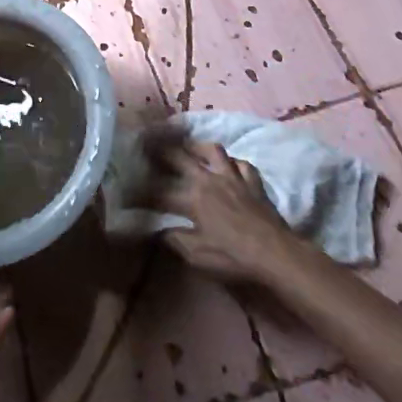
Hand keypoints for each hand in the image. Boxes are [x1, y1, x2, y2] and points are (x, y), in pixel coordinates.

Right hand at [150, 134, 298, 284]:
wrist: (275, 252)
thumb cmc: (233, 256)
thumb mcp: (196, 255)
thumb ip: (173, 240)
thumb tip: (156, 231)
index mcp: (192, 198)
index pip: (158, 192)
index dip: (140, 193)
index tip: (126, 195)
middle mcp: (208, 179)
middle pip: (180, 157)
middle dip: (160, 151)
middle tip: (148, 144)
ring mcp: (233, 176)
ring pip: (212, 150)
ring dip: (197, 147)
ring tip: (189, 148)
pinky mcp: (253, 181)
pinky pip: (241, 163)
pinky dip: (232, 163)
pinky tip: (228, 166)